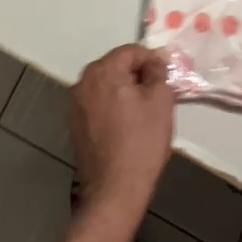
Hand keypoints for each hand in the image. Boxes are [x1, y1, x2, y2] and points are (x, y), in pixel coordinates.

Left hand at [70, 44, 175, 217]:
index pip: (132, 51)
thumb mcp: (161, 102)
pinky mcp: (75, 125)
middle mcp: (83, 81)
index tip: (166, 80)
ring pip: (106, 86)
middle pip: (116, 66)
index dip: (152, 61)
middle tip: (157, 97)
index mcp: (103, 70)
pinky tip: (126, 127)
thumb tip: (157, 58)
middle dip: (137, 76)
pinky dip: (112, 107)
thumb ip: (159, 72)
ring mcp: (75, 104)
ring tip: (143, 114)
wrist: (114, 191)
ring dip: (124, 92)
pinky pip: (98, 104)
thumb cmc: (141, 142)